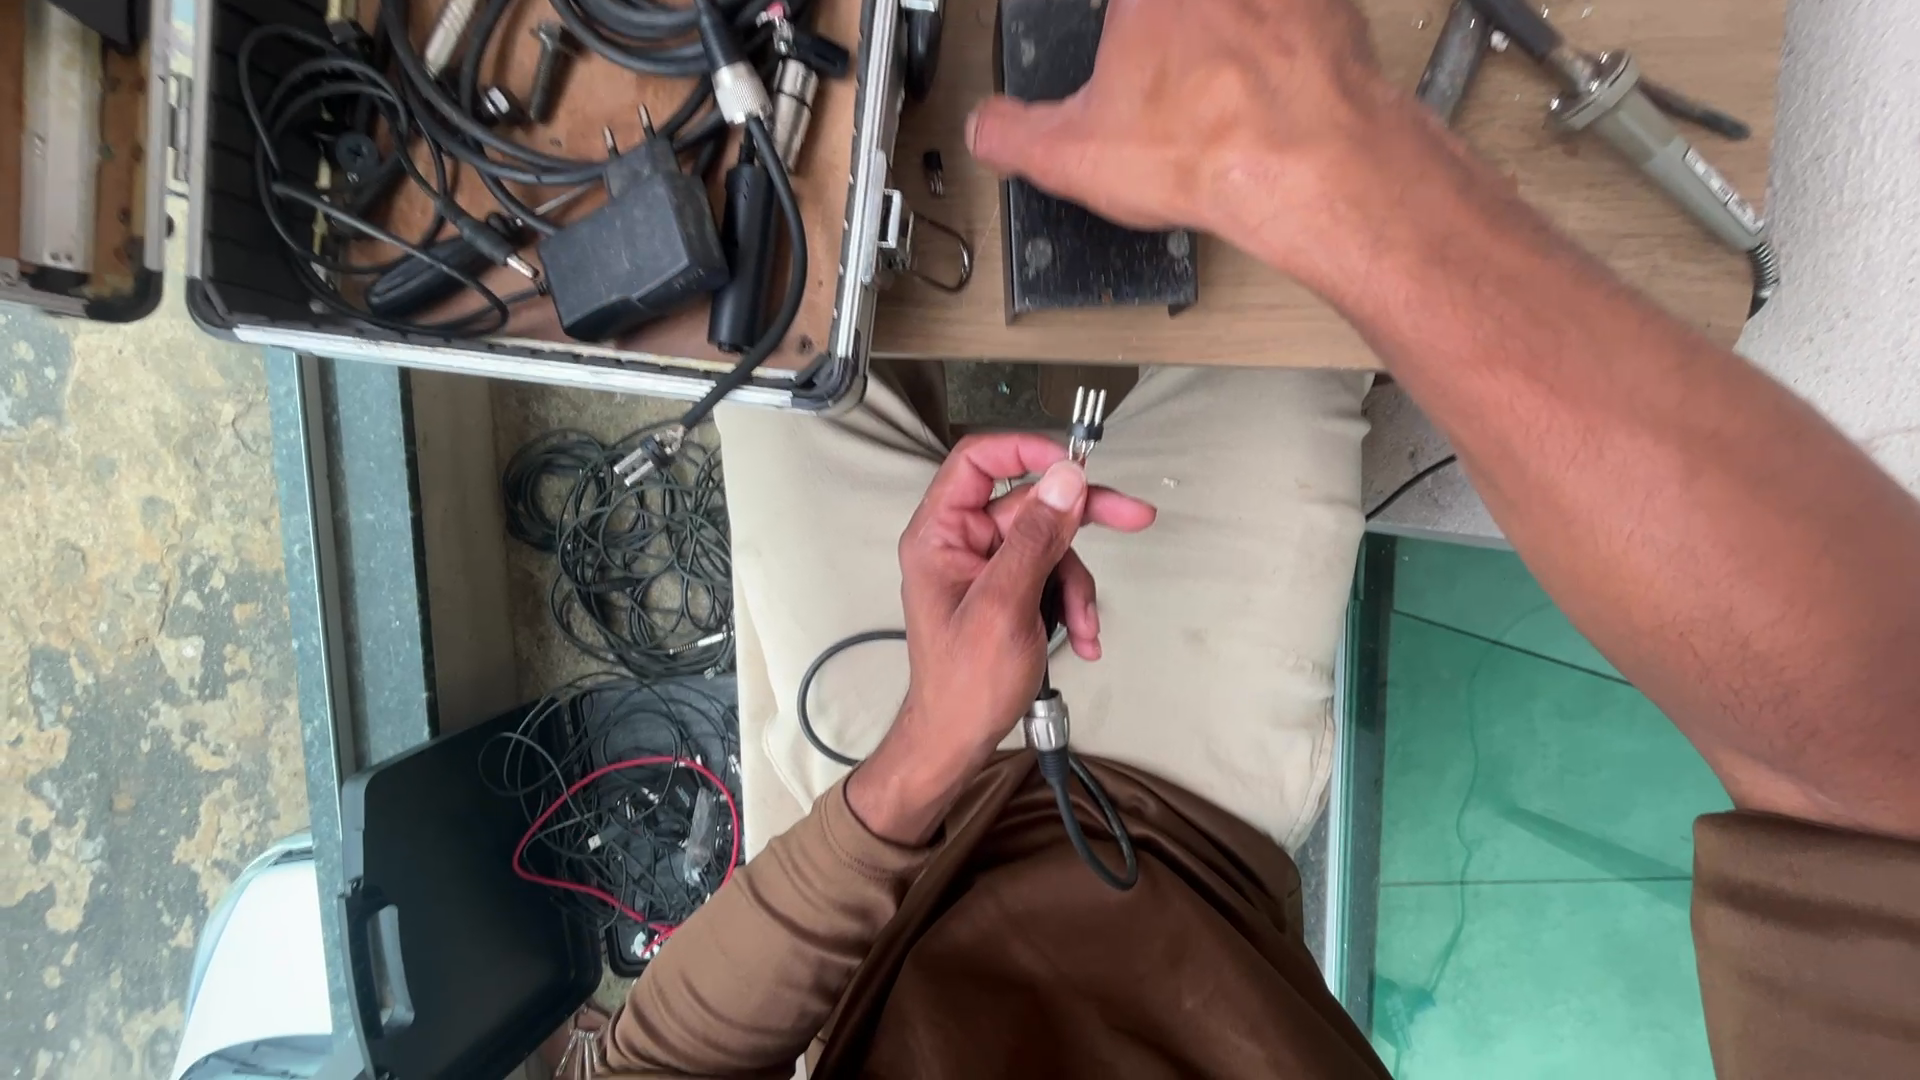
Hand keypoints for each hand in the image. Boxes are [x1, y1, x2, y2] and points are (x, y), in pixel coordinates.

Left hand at [846, 435, 1155, 843]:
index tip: (1073, 465)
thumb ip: (1036, 538)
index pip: (977, 461)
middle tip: (1135, 515)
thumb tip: (1066, 478)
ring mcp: (987, 566)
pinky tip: (1083, 638)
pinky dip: (1071, 603)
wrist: (958, 739)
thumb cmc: (966, 682)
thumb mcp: (1006, 605)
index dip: (1024, 450)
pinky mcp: (1008, 590)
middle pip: (1029, 503)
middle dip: (1081, 521)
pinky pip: (1050, 576)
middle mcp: (961, 541)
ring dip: (1076, 585)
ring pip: (1050, 544)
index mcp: (939, 533)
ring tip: (1084, 626)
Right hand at [966, 0, 1414, 285]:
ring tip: (1214, 94)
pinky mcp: (1328, 6)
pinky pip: (1293, 13)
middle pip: (1174, 18)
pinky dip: (1278, 44)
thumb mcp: (1070, 156)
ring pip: (1235, 14)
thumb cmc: (1203, 145)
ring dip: (1225, 37)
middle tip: (1166, 95)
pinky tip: (1264, 93)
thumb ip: (1012, 136)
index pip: (1115, 18)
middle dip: (1169, 50)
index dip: (1119, 46)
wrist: (1305, 160)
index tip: (1121, 90)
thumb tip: (986, 128)